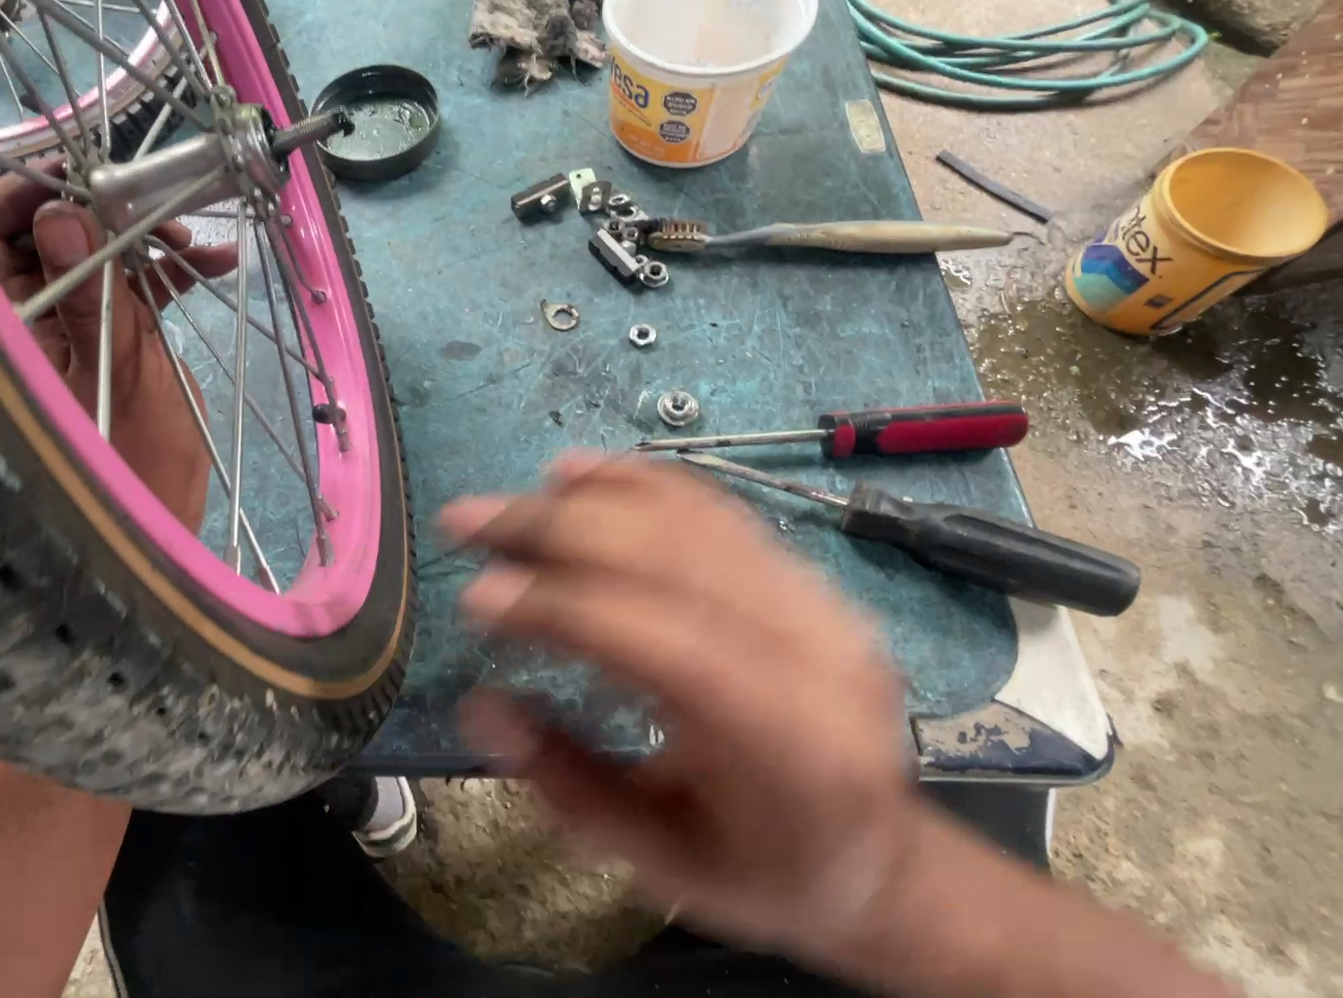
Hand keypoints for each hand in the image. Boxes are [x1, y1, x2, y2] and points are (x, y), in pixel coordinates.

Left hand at [0, 170, 236, 531]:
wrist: (165, 508)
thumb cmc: (131, 455)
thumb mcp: (111, 367)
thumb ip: (90, 291)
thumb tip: (62, 212)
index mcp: (4, 323)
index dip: (24, 195)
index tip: (80, 176)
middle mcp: (32, 314)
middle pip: (50, 234)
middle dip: (105, 212)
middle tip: (153, 206)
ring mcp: (78, 322)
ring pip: (102, 254)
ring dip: (151, 240)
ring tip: (195, 240)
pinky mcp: (119, 334)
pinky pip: (138, 286)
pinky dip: (176, 272)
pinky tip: (220, 263)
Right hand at [439, 453, 917, 964]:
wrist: (874, 852)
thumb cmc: (758, 869)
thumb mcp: (657, 859)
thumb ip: (569, 783)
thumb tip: (480, 706)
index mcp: (790, 746)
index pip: (669, 647)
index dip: (565, 609)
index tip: (478, 595)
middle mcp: (818, 653)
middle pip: (677, 558)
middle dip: (557, 530)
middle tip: (468, 521)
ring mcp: (821, 603)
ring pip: (696, 519)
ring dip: (591, 497)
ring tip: (516, 495)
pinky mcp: (807, 577)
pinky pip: (717, 508)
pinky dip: (640, 482)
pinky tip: (582, 473)